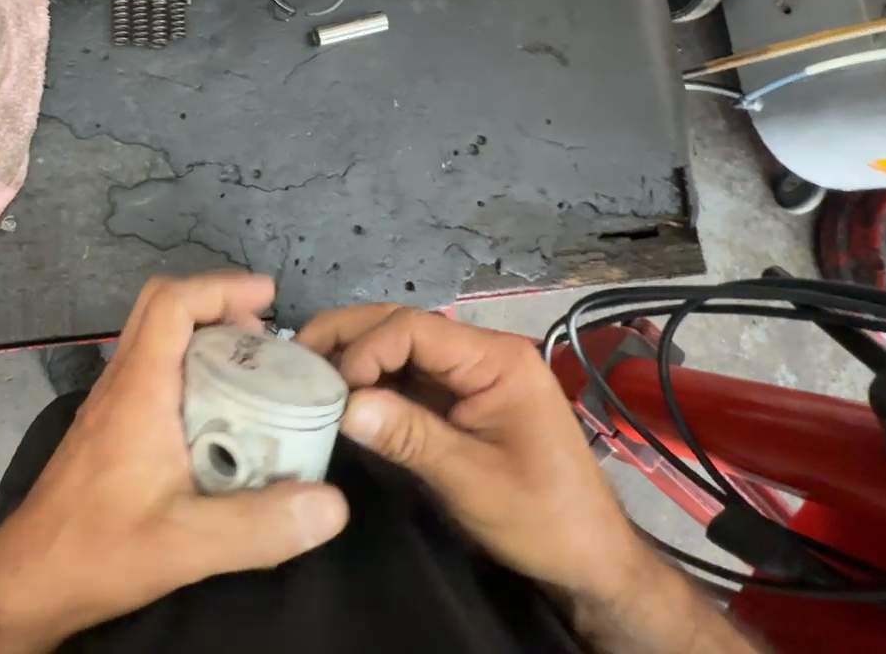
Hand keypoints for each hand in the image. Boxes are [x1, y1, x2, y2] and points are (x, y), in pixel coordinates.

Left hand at [0, 273, 348, 652]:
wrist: (28, 579)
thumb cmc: (98, 549)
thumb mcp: (185, 545)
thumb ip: (259, 527)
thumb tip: (332, 504)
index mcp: (139, 388)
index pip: (171, 303)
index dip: (220, 287)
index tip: (268, 296)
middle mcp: (123, 380)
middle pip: (161, 308)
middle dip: (216, 303)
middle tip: (265, 333)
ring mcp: (114, 400)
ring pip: (156, 335)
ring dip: (203, 333)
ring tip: (253, 366)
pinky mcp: (113, 423)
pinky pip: (154, 366)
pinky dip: (191, 363)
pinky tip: (221, 410)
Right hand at [296, 305, 648, 601]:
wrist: (590, 562)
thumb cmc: (544, 520)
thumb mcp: (475, 482)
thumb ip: (410, 437)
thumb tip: (344, 405)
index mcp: (496, 359)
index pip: (414, 327)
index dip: (365, 349)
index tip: (333, 390)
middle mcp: (479, 353)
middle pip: (400, 324)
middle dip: (346, 337)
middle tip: (295, 361)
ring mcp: (466, 374)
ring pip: (395, 345)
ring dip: (351, 356)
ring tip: (307, 376)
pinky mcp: (455, 397)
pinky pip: (402, 374)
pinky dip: (367, 380)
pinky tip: (338, 395)